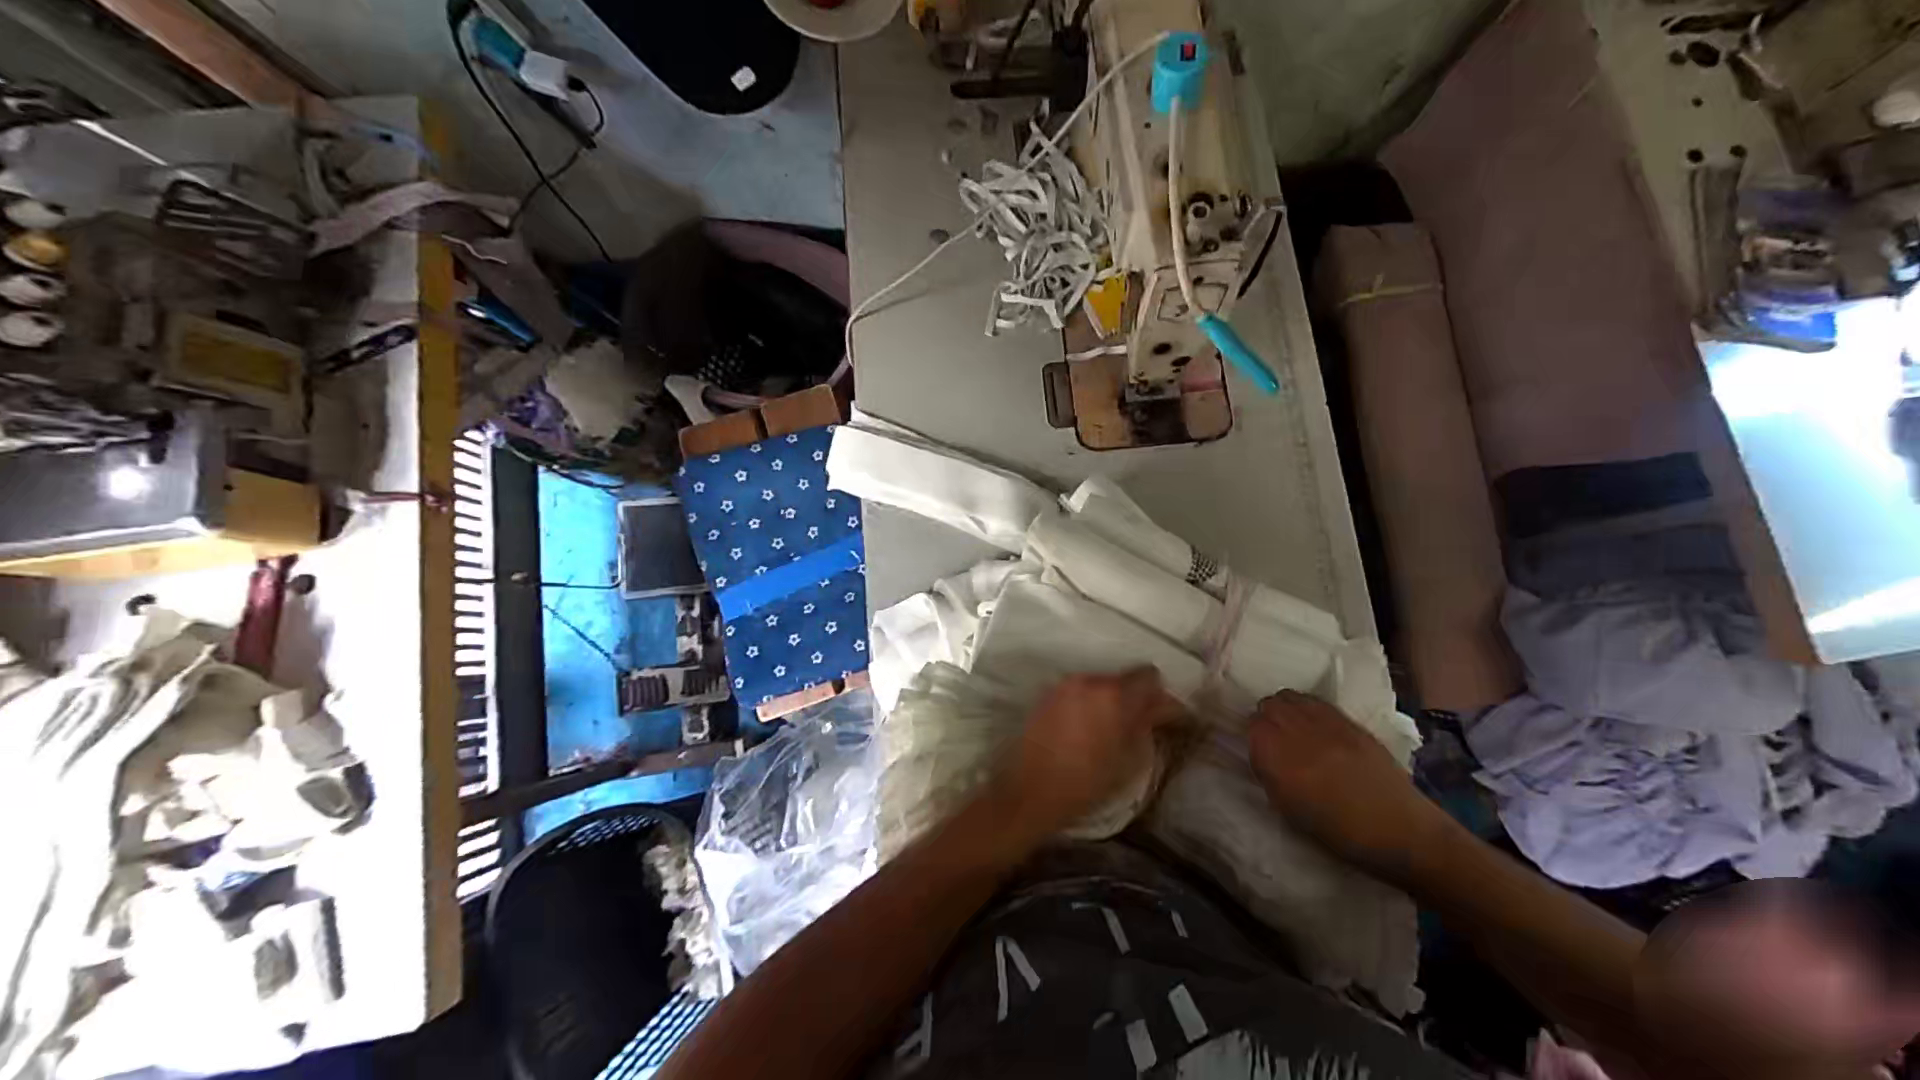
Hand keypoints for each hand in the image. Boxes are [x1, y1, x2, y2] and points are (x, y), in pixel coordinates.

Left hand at [991, 668, 1186, 842]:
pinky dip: (1088, 704)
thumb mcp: (1128, 760)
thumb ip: (1147, 725)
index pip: (1149, 676)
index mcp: (1115, 695)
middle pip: (1122, 679)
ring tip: (1109, 728)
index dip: (1159, 695)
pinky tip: (1086, 728)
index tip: (1163, 714)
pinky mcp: (1047, 695)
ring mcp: (1065, 685)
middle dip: (1134, 698)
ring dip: (1109, 700)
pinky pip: (1078, 693)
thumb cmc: (1086, 783)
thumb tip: (1162, 708)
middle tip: (1138, 724)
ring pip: (1099, 685)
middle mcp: (1089, 681)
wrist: (1031, 791)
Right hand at [1247, 690, 1442, 872]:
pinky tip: (1316, 727)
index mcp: (1277, 756)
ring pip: (1291, 697)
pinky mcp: (1350, 720)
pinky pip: (1316, 702)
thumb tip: (1262, 754)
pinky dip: (1308, 708)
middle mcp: (1298, 730)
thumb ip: (1268, 774)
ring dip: (1286, 709)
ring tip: (1293, 729)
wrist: (1400, 830)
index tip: (1261, 753)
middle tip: (1274, 740)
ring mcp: (1326, 721)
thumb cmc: (1338, 831)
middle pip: (1269, 704)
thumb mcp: (1287, 809)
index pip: (1251, 725)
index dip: (1253, 738)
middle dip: (1266, 718)